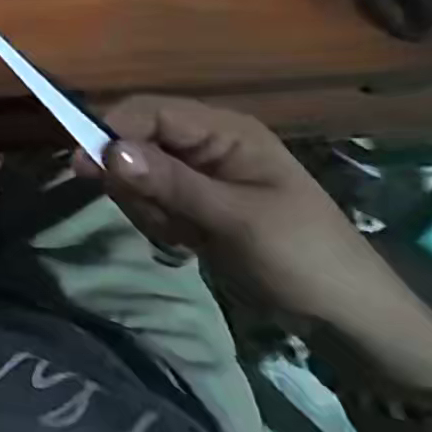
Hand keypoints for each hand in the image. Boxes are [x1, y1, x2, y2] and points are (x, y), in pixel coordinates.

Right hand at [77, 96, 431, 388]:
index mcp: (224, 131)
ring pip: (136, 173)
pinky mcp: (191, 203)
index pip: (150, 111)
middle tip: (158, 218)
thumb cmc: (303, 258)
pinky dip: (155, 221)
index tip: (83, 165)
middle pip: (135, 141)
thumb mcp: (236, 220)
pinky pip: (148, 200)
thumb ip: (171, 182)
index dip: (111, 130)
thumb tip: (107, 150)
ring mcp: (197, 175)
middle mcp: (205, 143)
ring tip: (181, 236)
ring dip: (146, 206)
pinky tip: (184, 243)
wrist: (348, 320)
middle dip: (134, 180)